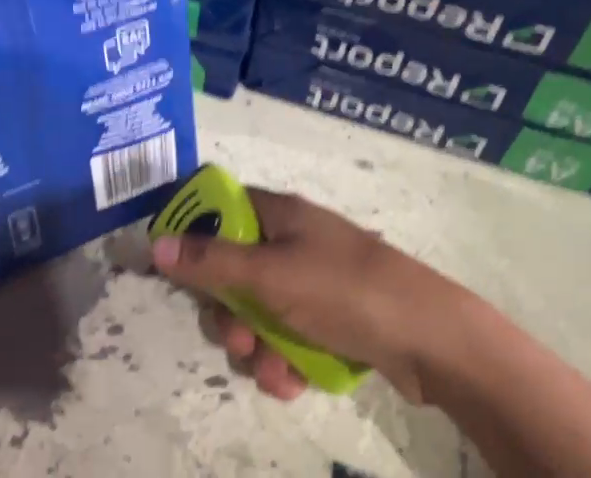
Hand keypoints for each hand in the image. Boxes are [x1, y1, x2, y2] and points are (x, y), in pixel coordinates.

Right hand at [152, 188, 461, 402]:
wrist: (435, 341)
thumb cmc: (345, 290)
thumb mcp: (269, 275)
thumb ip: (210, 261)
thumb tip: (154, 243)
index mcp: (277, 213)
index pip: (217, 209)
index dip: (190, 235)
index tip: (175, 272)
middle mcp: (291, 241)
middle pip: (230, 270)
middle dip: (227, 313)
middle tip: (236, 338)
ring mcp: (313, 282)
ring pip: (256, 311)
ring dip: (254, 346)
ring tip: (271, 370)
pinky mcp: (331, 320)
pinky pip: (286, 336)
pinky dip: (282, 359)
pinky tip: (292, 382)